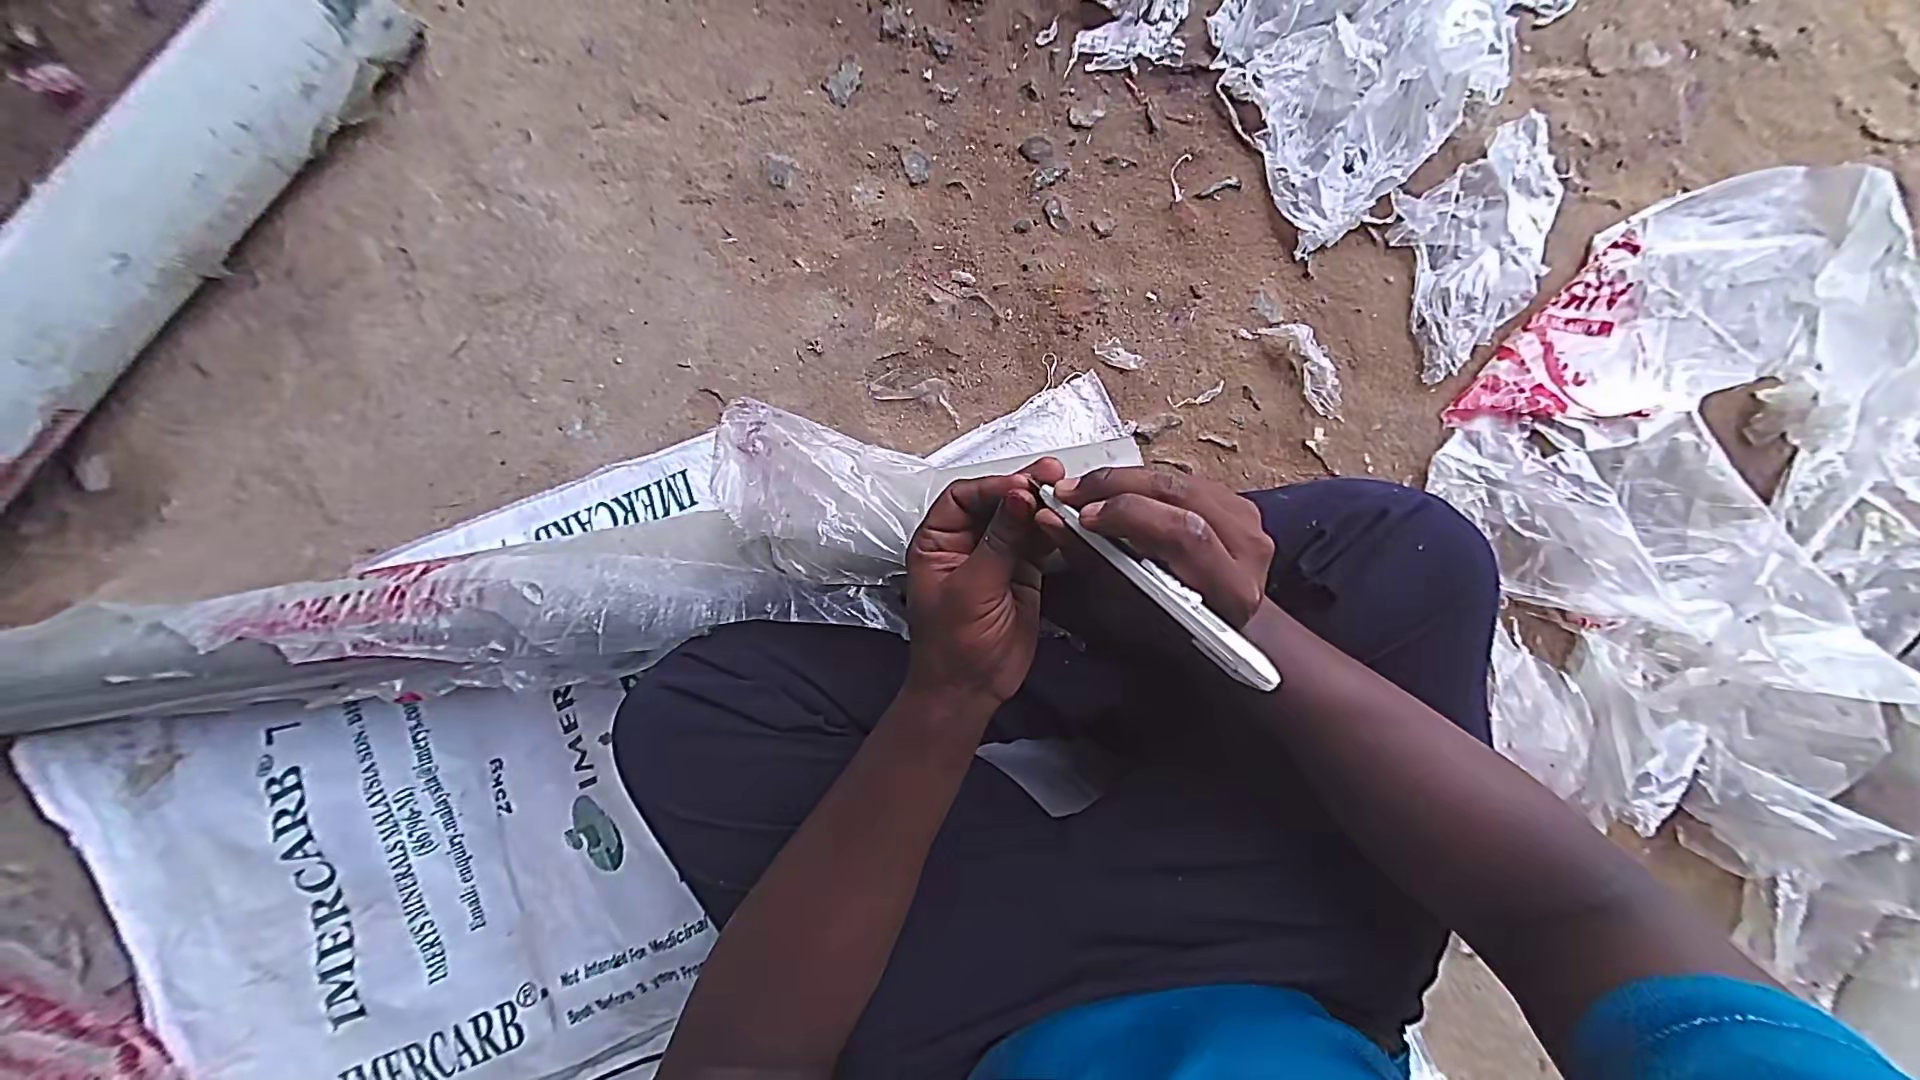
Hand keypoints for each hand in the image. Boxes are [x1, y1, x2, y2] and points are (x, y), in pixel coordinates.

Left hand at [904, 457, 1066, 706]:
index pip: (963, 497)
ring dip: (1041, 507)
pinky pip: (1037, 544)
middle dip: (1022, 489)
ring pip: (1019, 520)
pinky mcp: (1020, 574)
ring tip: (1063, 493)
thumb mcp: (971, 588)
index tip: (1022, 486)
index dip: (993, 486)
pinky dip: (1052, 532)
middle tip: (1049, 476)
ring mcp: (994, 558)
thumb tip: (1017, 498)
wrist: (969, 690)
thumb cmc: (950, 647)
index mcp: (937, 542)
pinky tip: (1065, 521)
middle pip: (995, 503)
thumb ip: (998, 542)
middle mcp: (965, 544)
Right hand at [1041, 466, 1273, 627]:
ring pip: (1179, 479)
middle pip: (1180, 494)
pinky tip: (1111, 489)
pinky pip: (1182, 478)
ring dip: (1124, 479)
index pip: (1184, 534)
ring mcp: (1248, 521)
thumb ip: (1092, 563)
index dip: (1130, 515)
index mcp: (1231, 588)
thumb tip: (1053, 522)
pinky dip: (1141, 480)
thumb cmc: (1171, 628)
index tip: (1083, 514)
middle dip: (1117, 487)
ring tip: (1085, 488)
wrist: (1216, 627)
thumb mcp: (1127, 612)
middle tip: (1072, 491)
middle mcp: (1249, 550)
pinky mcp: (1236, 503)